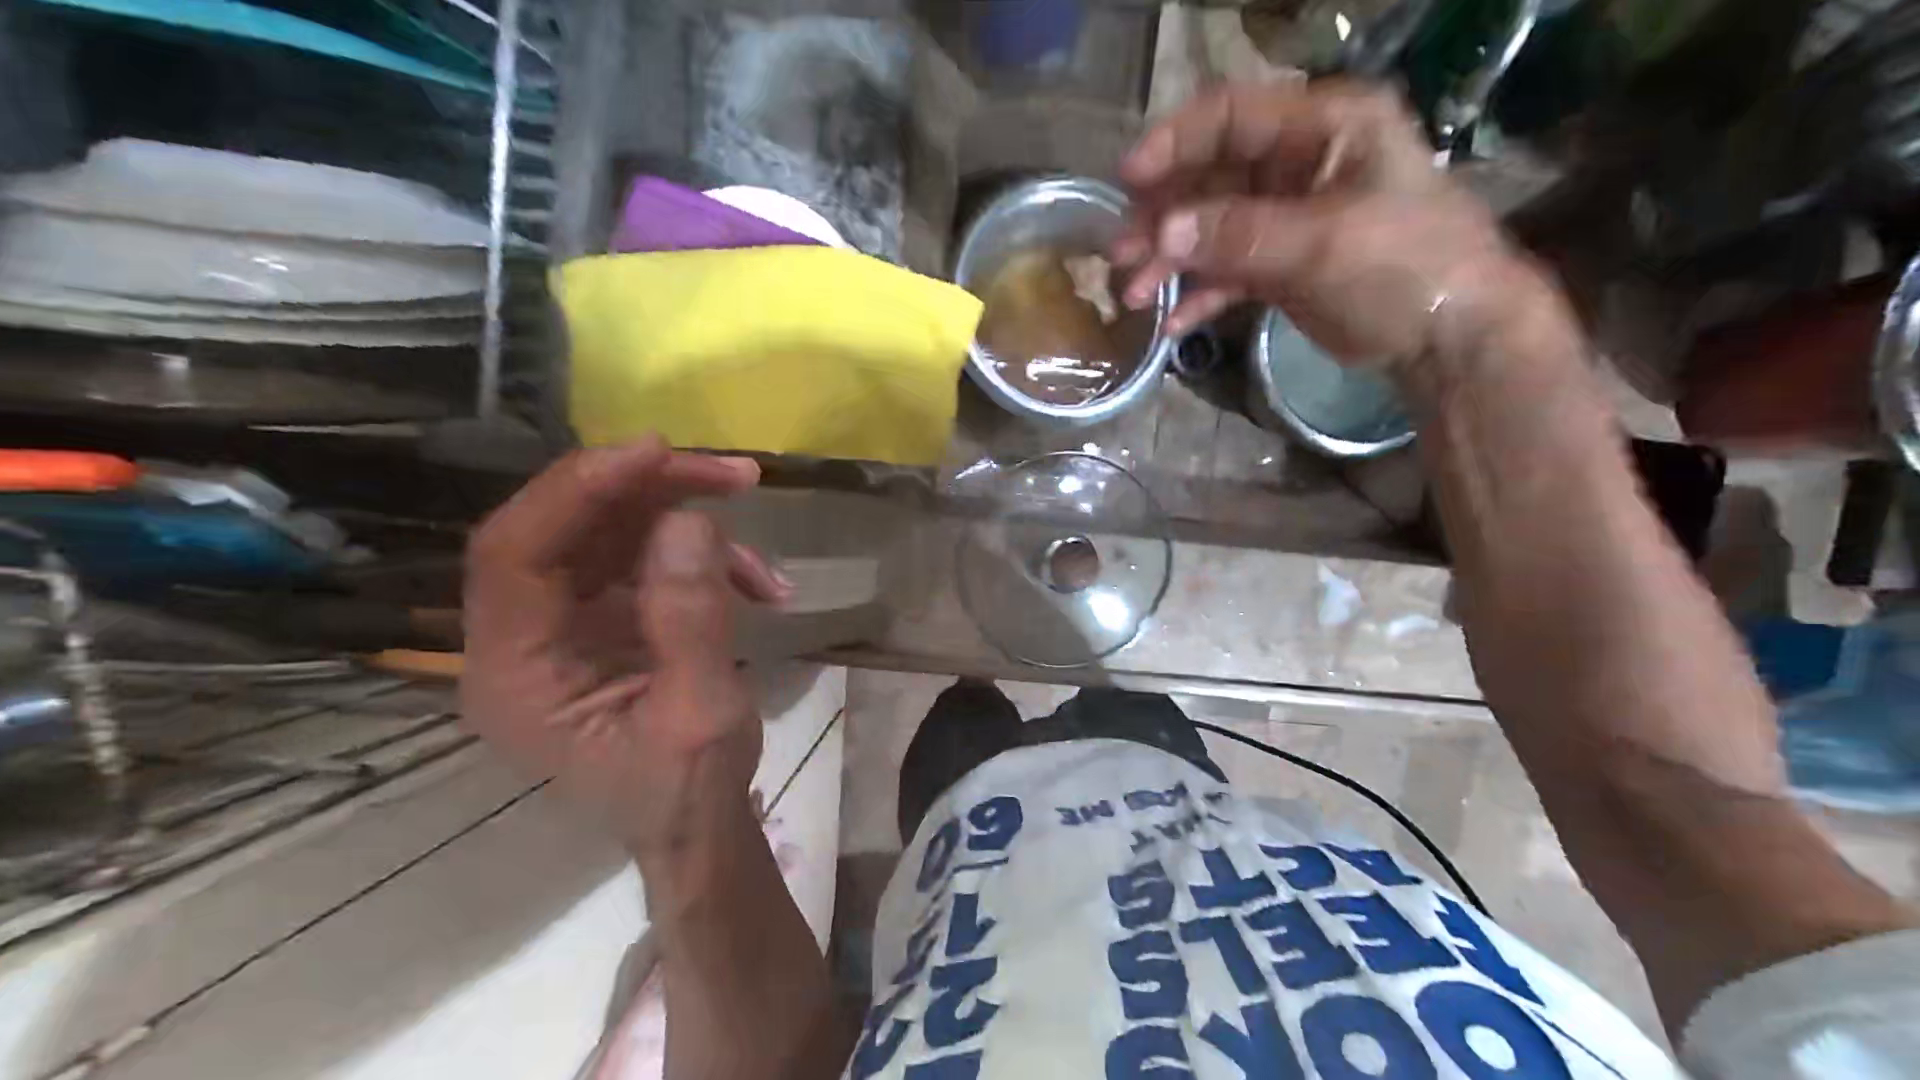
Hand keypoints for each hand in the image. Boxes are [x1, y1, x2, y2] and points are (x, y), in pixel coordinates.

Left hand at [460, 437, 788, 859]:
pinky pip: (645, 562)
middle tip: (732, 475)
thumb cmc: (689, 792)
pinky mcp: (606, 621)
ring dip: (687, 523)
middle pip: (565, 529)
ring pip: (609, 536)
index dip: (579, 491)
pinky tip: (760, 583)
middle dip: (649, 493)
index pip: (514, 554)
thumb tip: (688, 520)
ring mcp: (564, 627)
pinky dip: (704, 560)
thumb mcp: (700, 713)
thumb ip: (689, 618)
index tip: (658, 454)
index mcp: (513, 674)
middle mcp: (522, 640)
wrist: (698, 828)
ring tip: (761, 551)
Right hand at [1115, 80, 1560, 368]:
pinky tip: (1172, 323)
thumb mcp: (1322, 243)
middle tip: (1120, 256)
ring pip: (1209, 230)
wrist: (1446, 336)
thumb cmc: (1404, 266)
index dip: (1174, 143)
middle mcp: (1298, 164)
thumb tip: (1162, 233)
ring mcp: (1285, 218)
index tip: (1127, 180)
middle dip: (1162, 217)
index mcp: (1324, 128)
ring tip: (1134, 295)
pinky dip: (1197, 296)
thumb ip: (1238, 234)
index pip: (1231, 117)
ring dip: (1170, 262)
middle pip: (1209, 178)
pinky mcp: (1277, 266)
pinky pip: (1224, 273)